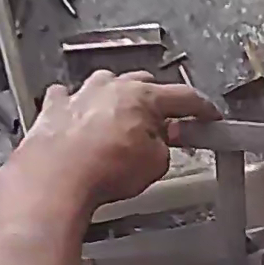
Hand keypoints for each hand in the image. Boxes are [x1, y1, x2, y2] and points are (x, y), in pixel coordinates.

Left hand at [0, 71, 219, 221]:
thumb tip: (162, 141)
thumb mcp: (156, 164)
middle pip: (144, 85)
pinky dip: (79, 106)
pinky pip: (69, 98)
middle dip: (158, 103)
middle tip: (166, 126)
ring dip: (119, 100)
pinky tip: (82, 121)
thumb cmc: (103, 170)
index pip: (185, 97)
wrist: (54, 180)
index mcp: (143, 96)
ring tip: (124, 124)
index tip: (209, 115)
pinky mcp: (54, 110)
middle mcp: (111, 88)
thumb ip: (165, 145)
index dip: (203, 108)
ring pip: (107, 85)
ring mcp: (80, 95)